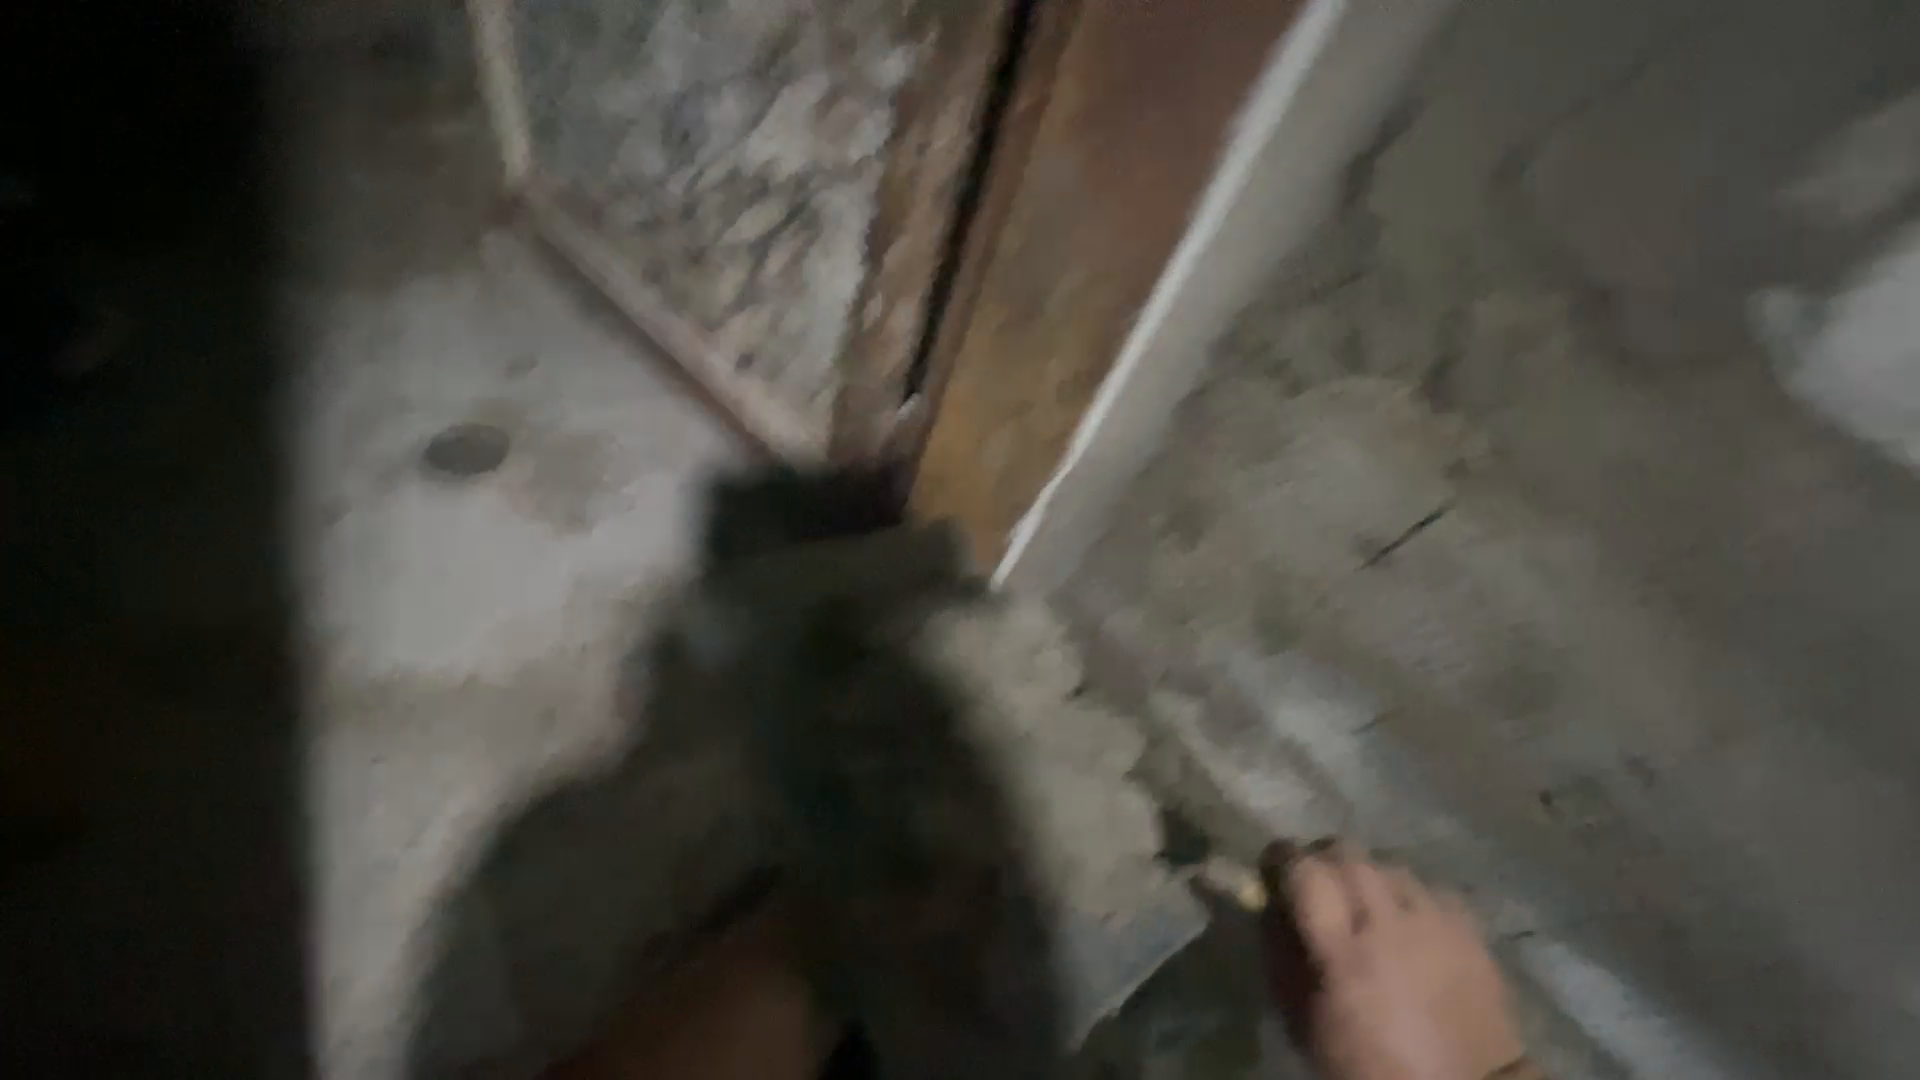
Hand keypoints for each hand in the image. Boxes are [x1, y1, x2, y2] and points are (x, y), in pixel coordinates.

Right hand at [1262, 842, 1525, 1079]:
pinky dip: (1410, 895)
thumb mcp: (1300, 1019)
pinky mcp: (1471, 932)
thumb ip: (1278, 952)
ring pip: (1388, 864)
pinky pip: (1431, 887)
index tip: (1272, 868)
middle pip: (1346, 853)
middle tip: (1316, 884)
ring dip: (1367, 876)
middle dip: (1322, 859)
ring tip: (1364, 903)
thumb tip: (1269, 902)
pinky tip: (1406, 920)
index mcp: (1342, 952)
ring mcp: (1435, 924)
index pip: (1304, 870)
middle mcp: (1389, 925)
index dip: (1282, 858)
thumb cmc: (1366, 1064)